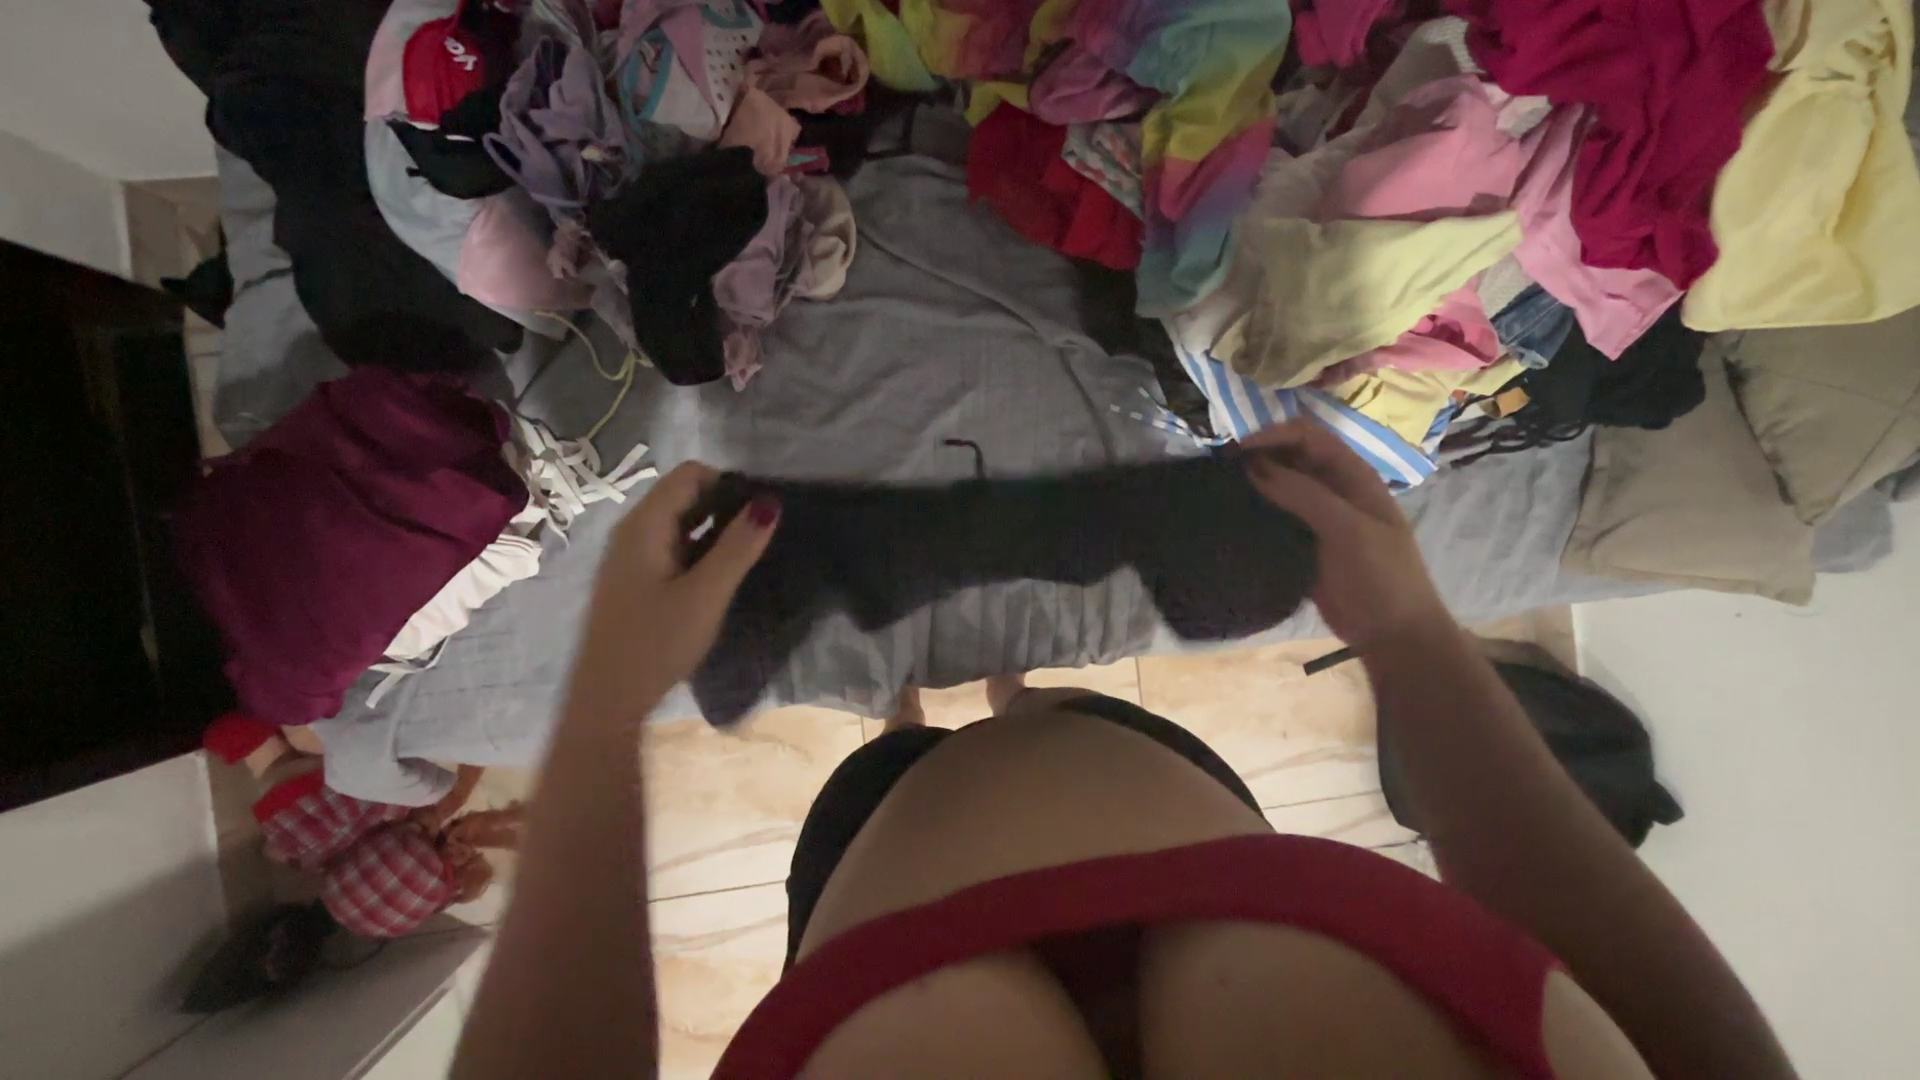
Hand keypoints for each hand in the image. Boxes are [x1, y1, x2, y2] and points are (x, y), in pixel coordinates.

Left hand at [569, 462, 778, 711]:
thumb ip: (738, 547)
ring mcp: (630, 557)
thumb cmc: (656, 643)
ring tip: (745, 557)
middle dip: (724, 506)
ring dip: (713, 530)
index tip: (759, 514)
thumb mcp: (706, 594)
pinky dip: (698, 551)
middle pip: (683, 495)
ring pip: (679, 523)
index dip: (728, 484)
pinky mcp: (634, 581)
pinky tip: (717, 578)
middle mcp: (632, 532)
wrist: (606, 700)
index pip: (690, 475)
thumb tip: (770, 501)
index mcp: (644, 525)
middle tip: (758, 537)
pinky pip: (672, 547)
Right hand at [1241, 420, 1453, 650]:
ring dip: (1253, 483)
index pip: (1308, 437)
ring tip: (1218, 489)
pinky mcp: (1303, 544)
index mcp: (1354, 476)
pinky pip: (1275, 517)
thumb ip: (1304, 494)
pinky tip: (1231, 517)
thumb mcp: (1347, 530)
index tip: (1236, 451)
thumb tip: (1253, 466)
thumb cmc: (1380, 576)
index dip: (1273, 435)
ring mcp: (1319, 517)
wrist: (1393, 633)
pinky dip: (1255, 511)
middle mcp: (1335, 489)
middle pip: (1291, 457)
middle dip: (1258, 456)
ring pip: (1280, 486)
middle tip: (1218, 469)